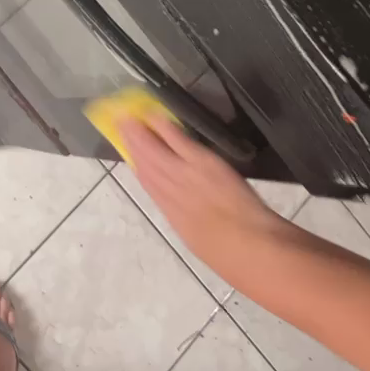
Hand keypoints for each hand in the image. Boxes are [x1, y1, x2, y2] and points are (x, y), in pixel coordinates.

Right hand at [117, 114, 290, 275]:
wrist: (249, 245)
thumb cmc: (231, 254)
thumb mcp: (200, 242)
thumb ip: (191, 222)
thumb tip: (185, 212)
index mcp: (172, 214)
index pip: (149, 185)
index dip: (137, 166)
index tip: (129, 152)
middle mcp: (171, 192)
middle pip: (147, 163)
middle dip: (132, 143)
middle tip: (120, 124)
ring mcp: (184, 174)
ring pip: (155, 151)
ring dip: (140, 133)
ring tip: (128, 118)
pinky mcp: (201, 163)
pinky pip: (178, 142)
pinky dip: (165, 128)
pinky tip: (154, 116)